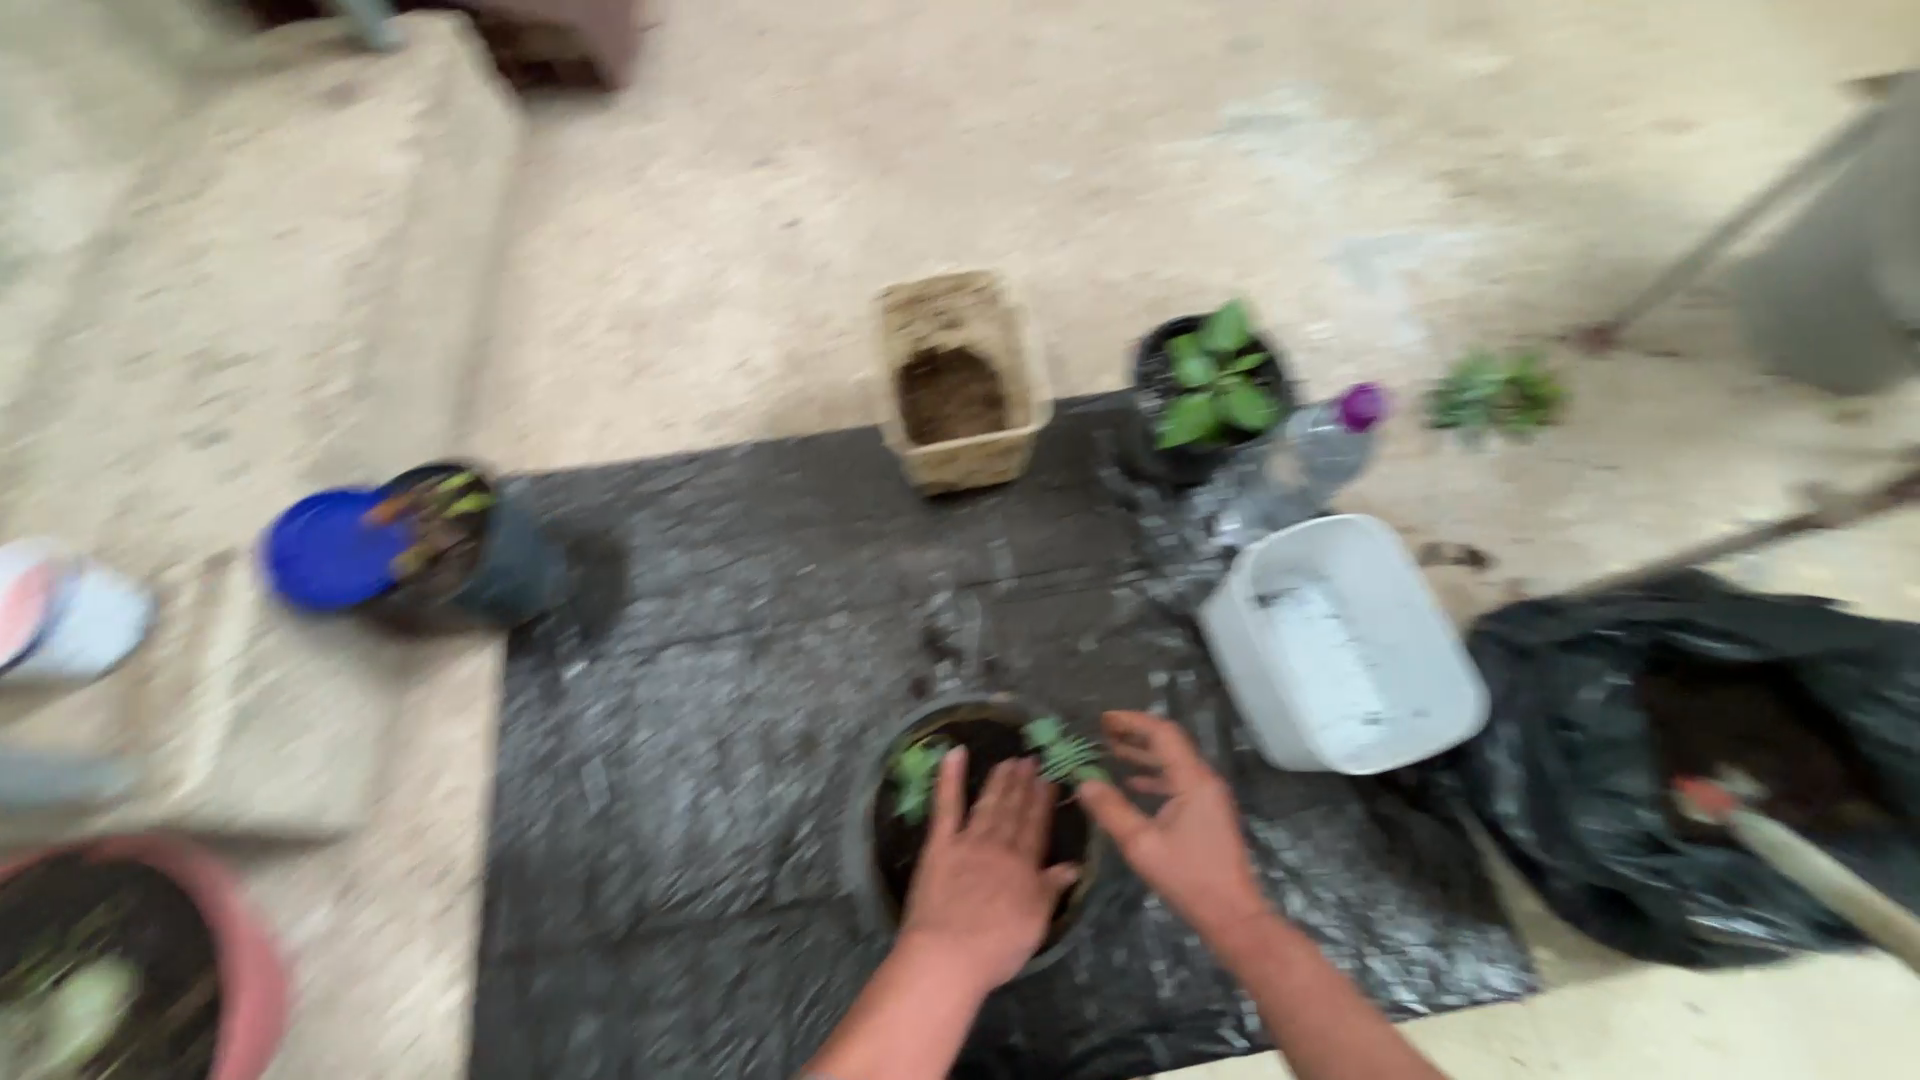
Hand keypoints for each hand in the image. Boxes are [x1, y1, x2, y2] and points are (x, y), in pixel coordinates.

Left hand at [898, 748, 1080, 996]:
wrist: (948, 953)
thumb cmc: (995, 948)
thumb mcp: (1036, 924)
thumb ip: (1051, 890)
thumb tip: (1073, 865)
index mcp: (1025, 866)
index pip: (1037, 826)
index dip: (1043, 802)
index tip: (1049, 779)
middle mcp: (999, 846)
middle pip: (1014, 811)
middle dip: (1023, 784)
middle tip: (1029, 760)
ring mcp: (968, 842)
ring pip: (988, 804)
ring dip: (999, 781)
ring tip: (1008, 761)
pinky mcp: (939, 844)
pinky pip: (946, 806)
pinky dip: (950, 778)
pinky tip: (954, 754)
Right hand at [1077, 711, 1268, 938]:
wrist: (1233, 915)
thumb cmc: (1188, 878)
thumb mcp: (1141, 844)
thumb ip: (1111, 809)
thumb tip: (1083, 781)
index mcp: (1192, 780)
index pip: (1162, 734)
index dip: (1132, 721)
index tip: (1103, 719)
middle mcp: (1204, 780)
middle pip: (1169, 743)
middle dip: (1136, 733)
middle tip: (1103, 731)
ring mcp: (1209, 796)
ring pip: (1174, 762)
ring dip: (1144, 754)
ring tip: (1113, 750)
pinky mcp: (1208, 812)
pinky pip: (1178, 781)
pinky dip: (1154, 776)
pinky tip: (1133, 784)